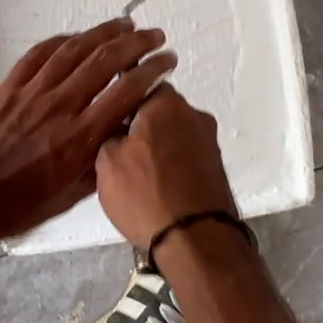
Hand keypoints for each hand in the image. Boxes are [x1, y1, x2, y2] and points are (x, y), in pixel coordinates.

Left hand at [0, 19, 175, 244]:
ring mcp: (30, 93)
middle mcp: (59, 107)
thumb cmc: (19, 207)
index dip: (152, 71)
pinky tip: (77, 37)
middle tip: (154, 35)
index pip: (126, 92)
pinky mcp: (6, 88)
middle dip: (135, 43)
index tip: (167, 60)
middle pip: (104, 61)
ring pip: (73, 50)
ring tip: (124, 24)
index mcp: (79, 137)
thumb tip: (121, 140)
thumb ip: (98, 164)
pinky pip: (38, 55)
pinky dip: (61, 41)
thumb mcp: (70, 195)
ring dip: (102, 33)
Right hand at [95, 84, 236, 248]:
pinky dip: (171, 165)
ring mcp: (209, 142)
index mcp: (165, 104)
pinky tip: (156, 186)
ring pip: (173, 135)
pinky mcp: (216, 168)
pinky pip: (185, 157)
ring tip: (135, 174)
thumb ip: (109, 133)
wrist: (194, 239)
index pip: (138, 83)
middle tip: (117, 148)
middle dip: (139, 124)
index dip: (119, 100)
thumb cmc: (144, 194)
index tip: (106, 116)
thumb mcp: (106, 161)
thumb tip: (119, 131)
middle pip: (158, 111)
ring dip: (156, 147)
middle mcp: (193, 115)